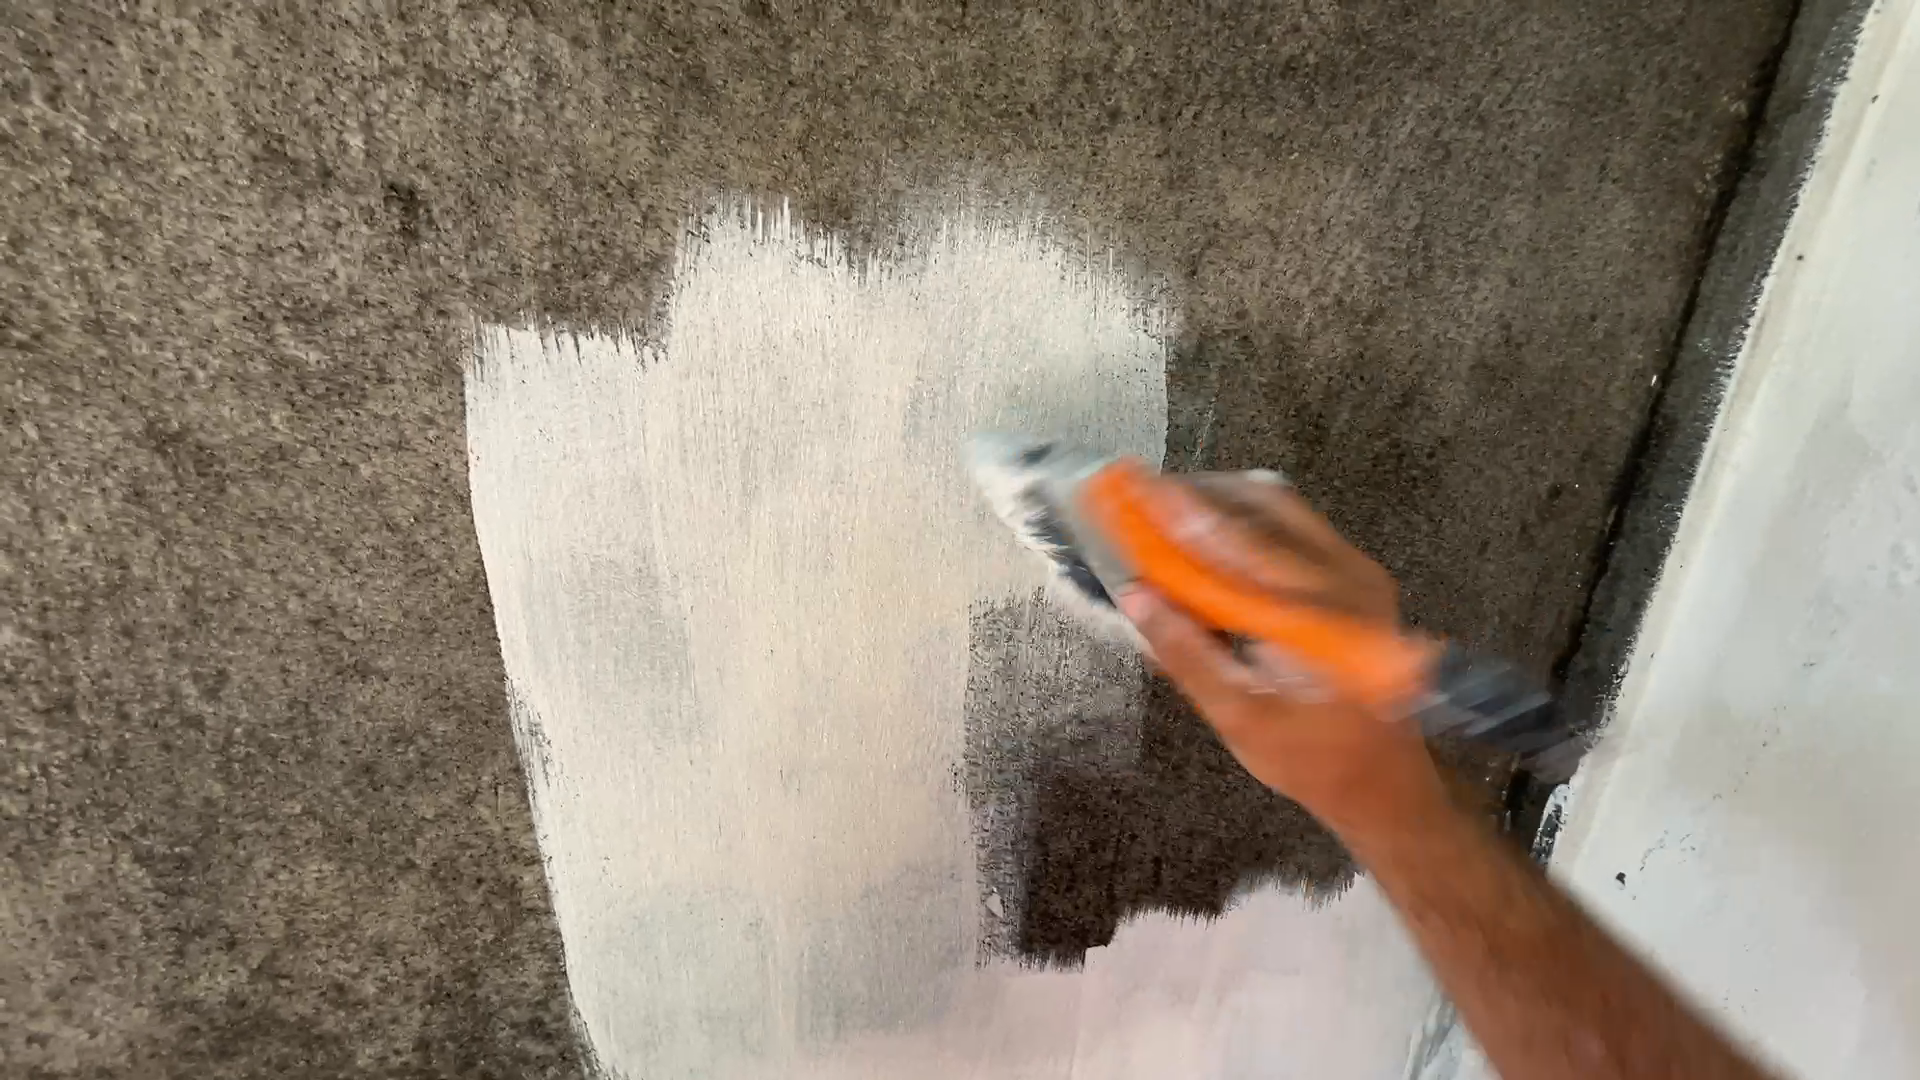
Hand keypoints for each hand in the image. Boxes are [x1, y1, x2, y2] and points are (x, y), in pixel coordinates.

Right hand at [1114, 474, 1449, 832]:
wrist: (1386, 781)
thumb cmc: (1311, 759)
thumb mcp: (1238, 716)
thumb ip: (1186, 653)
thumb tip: (1135, 595)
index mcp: (1318, 616)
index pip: (1236, 542)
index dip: (1179, 510)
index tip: (1133, 484)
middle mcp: (1345, 577)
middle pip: (1262, 504)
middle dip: (1197, 494)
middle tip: (1143, 499)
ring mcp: (1356, 571)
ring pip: (1278, 506)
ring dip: (1219, 502)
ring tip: (1168, 513)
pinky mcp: (1354, 575)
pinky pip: (1292, 524)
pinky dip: (1243, 520)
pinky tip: (1209, 538)